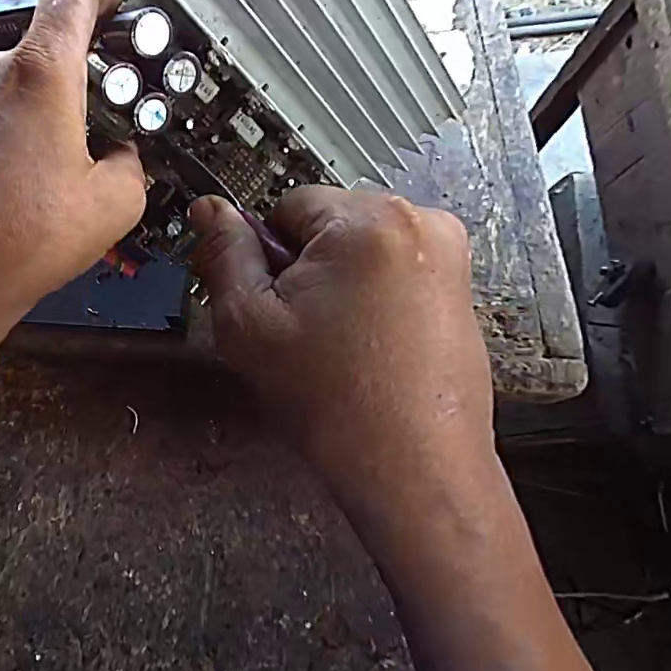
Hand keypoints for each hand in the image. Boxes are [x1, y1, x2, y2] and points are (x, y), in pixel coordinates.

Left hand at [0, 0, 146, 367]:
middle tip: (124, 109)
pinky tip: (59, 168)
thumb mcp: (119, 200)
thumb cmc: (24, 238)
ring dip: (72, 101)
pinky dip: (44, 121)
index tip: (127, 21)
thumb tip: (123, 153)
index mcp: (42, 72)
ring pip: (38, 74)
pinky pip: (15, 103)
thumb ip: (133, 157)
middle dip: (99, 68)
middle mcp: (0, 72)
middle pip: (59, 37)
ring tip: (92, 152)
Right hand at [188, 188, 493, 499]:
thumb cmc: (339, 405)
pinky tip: (367, 342)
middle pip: (327, 222)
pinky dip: (372, 293)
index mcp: (368, 221)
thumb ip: (224, 255)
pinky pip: (392, 266)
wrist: (414, 467)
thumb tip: (211, 211)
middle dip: (306, 264)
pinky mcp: (458, 282)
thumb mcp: (251, 325)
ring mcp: (447, 253)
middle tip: (305, 326)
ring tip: (339, 339)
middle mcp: (420, 223)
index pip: (288, 203)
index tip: (276, 299)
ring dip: (339, 279)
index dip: (270, 254)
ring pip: (358, 245)